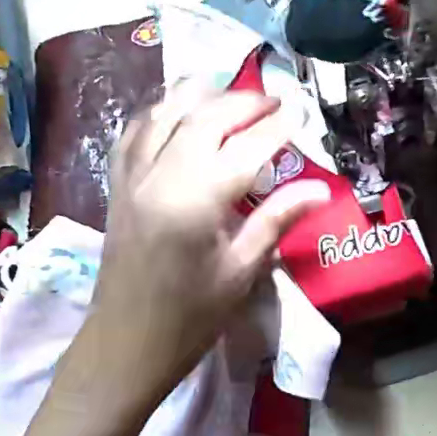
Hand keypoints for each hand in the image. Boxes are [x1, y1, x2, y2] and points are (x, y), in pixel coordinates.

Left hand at [86, 85, 329, 395]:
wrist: (126, 345)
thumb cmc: (191, 318)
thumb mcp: (241, 272)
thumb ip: (276, 220)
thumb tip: (319, 188)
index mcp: (198, 199)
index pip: (247, 147)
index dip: (278, 128)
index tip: (302, 112)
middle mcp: (161, 175)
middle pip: (205, 118)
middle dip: (243, 102)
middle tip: (273, 102)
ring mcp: (133, 177)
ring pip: (164, 114)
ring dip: (198, 96)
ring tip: (226, 90)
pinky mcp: (117, 187)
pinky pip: (134, 134)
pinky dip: (157, 114)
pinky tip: (173, 113)